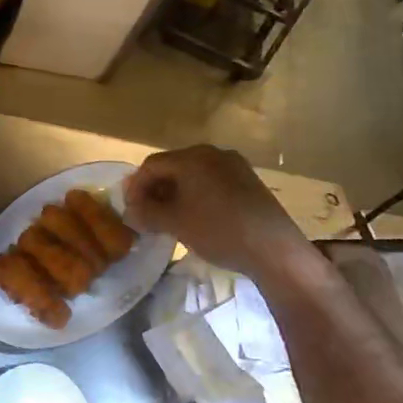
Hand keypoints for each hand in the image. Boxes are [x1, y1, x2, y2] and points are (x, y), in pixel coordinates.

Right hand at [124, 146, 308, 277]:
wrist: (274, 249)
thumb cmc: (219, 231)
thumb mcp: (176, 224)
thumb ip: (147, 214)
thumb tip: (130, 212)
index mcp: (192, 158)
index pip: (152, 165)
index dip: (135, 187)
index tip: (129, 210)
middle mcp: (213, 153)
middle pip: (173, 166)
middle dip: (155, 190)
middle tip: (146, 214)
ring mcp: (234, 165)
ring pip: (193, 174)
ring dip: (175, 193)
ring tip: (169, 218)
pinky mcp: (248, 180)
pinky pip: (212, 181)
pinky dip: (197, 195)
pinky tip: (196, 216)